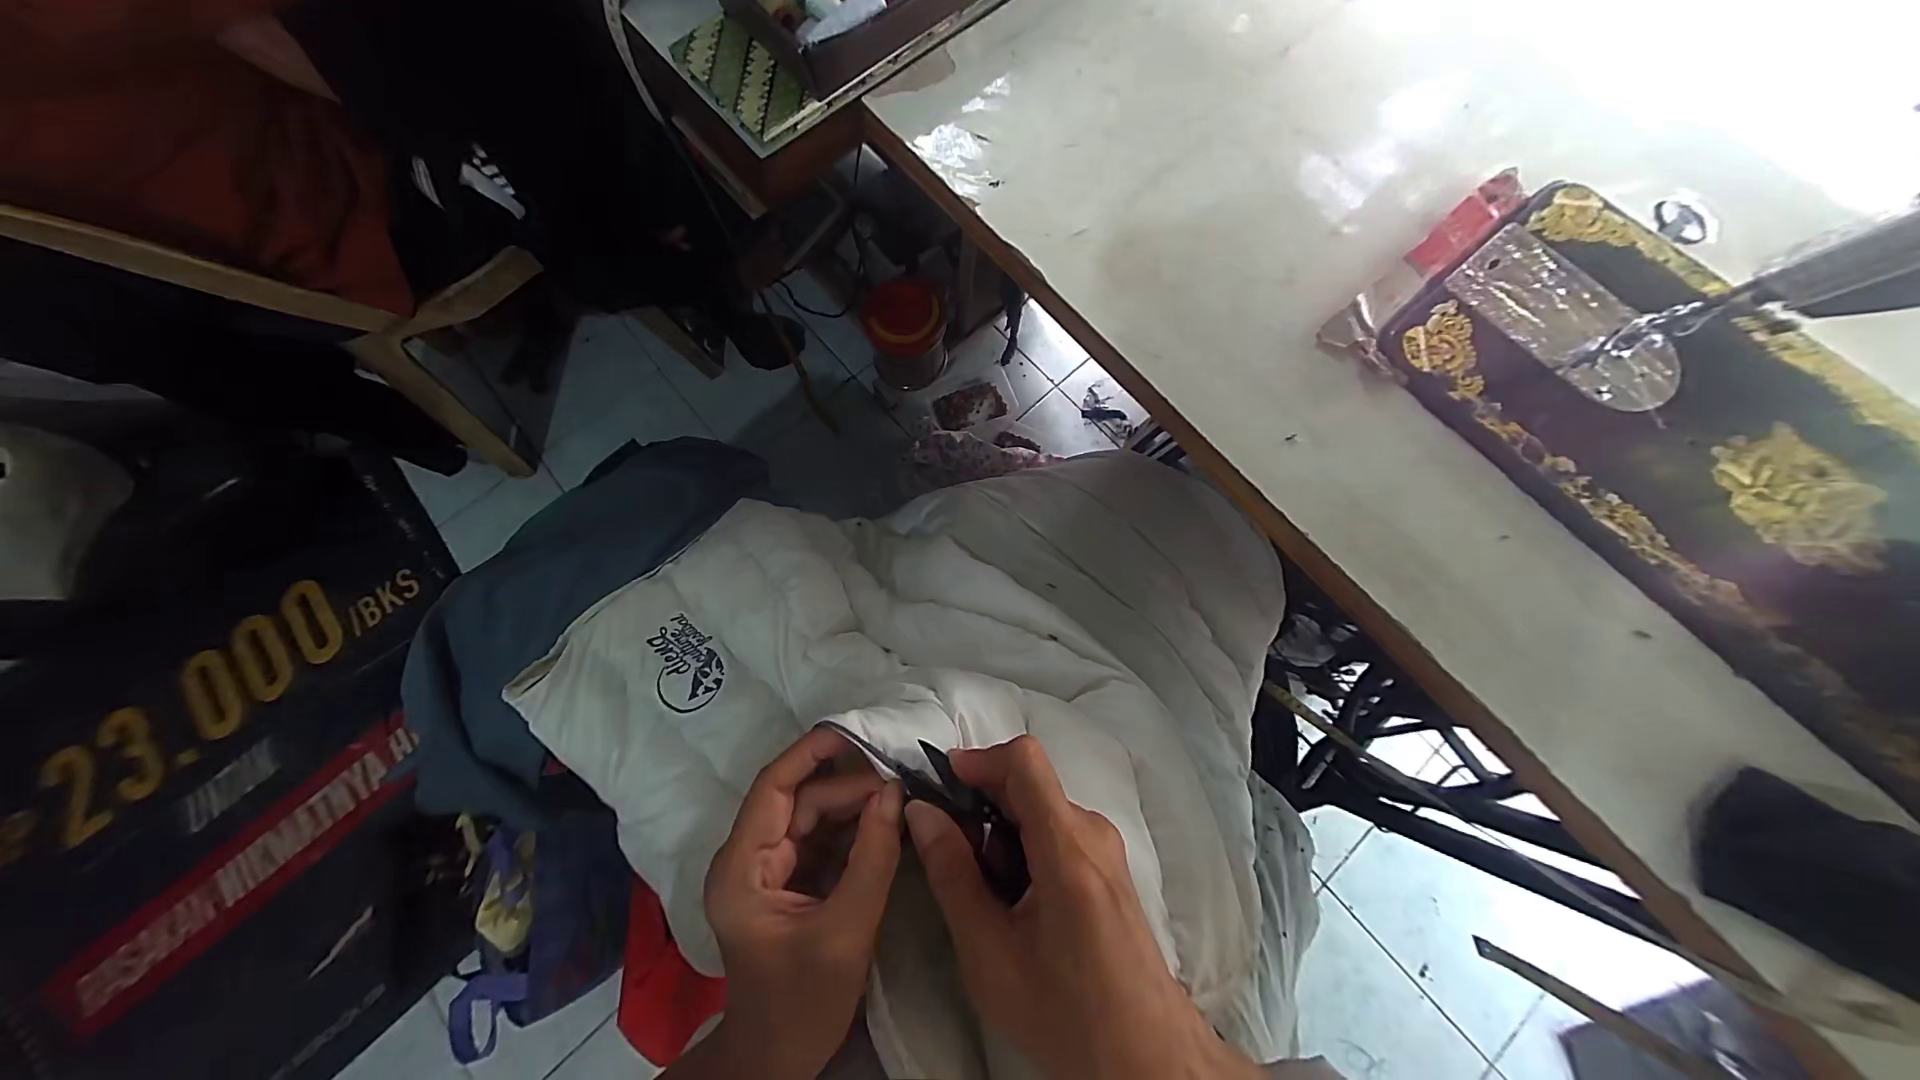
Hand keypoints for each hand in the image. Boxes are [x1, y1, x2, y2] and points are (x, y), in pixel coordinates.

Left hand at [698, 728, 903, 1079]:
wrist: (778, 1062)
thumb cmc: (801, 1004)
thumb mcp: (845, 932)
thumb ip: (873, 858)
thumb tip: (895, 792)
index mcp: (742, 867)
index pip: (773, 788)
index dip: (811, 754)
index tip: (855, 732)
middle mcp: (750, 858)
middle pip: (801, 800)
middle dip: (849, 788)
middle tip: (900, 786)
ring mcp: (771, 870)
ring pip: (816, 817)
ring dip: (856, 806)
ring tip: (900, 799)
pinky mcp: (793, 882)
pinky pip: (826, 840)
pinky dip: (856, 829)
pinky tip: (888, 823)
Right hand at [905, 736, 1263, 1079]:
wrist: (1148, 1057)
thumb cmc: (1066, 1014)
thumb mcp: (990, 953)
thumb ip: (952, 874)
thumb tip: (922, 812)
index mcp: (1067, 850)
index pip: (1025, 761)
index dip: (979, 759)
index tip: (941, 783)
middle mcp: (1092, 832)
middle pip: (1029, 781)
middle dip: (981, 800)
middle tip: (950, 848)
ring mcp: (1106, 846)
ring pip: (1040, 805)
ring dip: (1001, 826)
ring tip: (982, 885)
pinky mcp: (1108, 863)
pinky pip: (1056, 827)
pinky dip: (1023, 841)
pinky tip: (1012, 895)